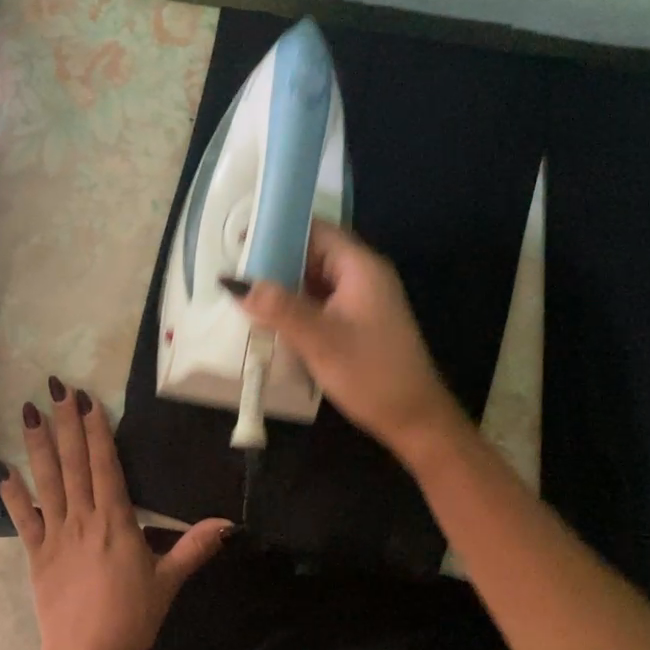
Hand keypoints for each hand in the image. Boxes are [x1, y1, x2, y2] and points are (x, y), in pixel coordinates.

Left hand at [0, 379, 231, 649]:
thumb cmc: (131, 618)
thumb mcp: (168, 582)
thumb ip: (194, 547)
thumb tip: (229, 523)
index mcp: (116, 521)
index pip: (106, 465)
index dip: (97, 430)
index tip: (88, 400)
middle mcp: (84, 519)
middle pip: (74, 463)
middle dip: (66, 423)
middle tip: (57, 387)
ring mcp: (55, 535)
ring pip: (46, 481)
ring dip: (38, 445)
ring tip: (28, 411)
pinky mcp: (35, 555)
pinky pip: (22, 519)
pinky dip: (11, 493)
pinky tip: (0, 468)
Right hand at [232, 222, 461, 456]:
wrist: (414, 419)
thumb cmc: (370, 372)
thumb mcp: (319, 339)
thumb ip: (278, 307)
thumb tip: (234, 282)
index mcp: (360, 266)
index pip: (316, 230)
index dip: (279, 230)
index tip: (240, 239)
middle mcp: (363, 275)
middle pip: (314, 253)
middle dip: (276, 260)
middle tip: (235, 270)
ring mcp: (362, 299)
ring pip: (315, 279)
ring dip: (285, 285)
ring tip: (244, 291)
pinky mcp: (358, 322)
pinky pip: (322, 301)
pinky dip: (297, 305)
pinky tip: (271, 317)